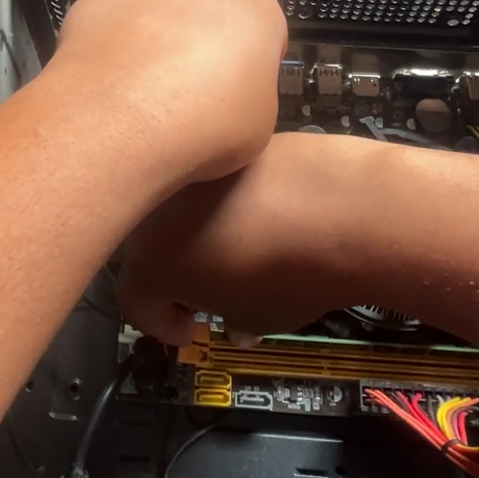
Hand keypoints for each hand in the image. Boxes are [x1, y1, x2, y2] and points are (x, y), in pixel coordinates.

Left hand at [33, 0, 287, 187]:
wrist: (122, 121)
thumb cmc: (205, 126)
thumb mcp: (261, 124)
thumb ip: (254, 93)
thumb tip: (233, 93)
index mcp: (256, 10)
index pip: (265, 28)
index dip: (254, 62)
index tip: (239, 90)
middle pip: (211, 11)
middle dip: (204, 44)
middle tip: (192, 93)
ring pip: (160, 11)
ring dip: (158, 42)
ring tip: (146, 92)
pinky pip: (115, 20)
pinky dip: (116, 44)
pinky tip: (113, 83)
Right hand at [115, 132, 383, 345]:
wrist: (344, 208)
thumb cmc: (291, 274)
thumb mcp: (257, 319)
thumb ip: (231, 321)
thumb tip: (236, 323)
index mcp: (151, 260)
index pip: (134, 303)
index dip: (162, 326)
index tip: (193, 329)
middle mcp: (158, 210)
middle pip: (150, 250)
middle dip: (175, 276)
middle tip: (210, 294)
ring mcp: (193, 172)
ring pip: (180, 210)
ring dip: (199, 234)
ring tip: (241, 251)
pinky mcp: (227, 148)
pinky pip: (215, 182)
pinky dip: (229, 202)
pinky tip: (264, 215)